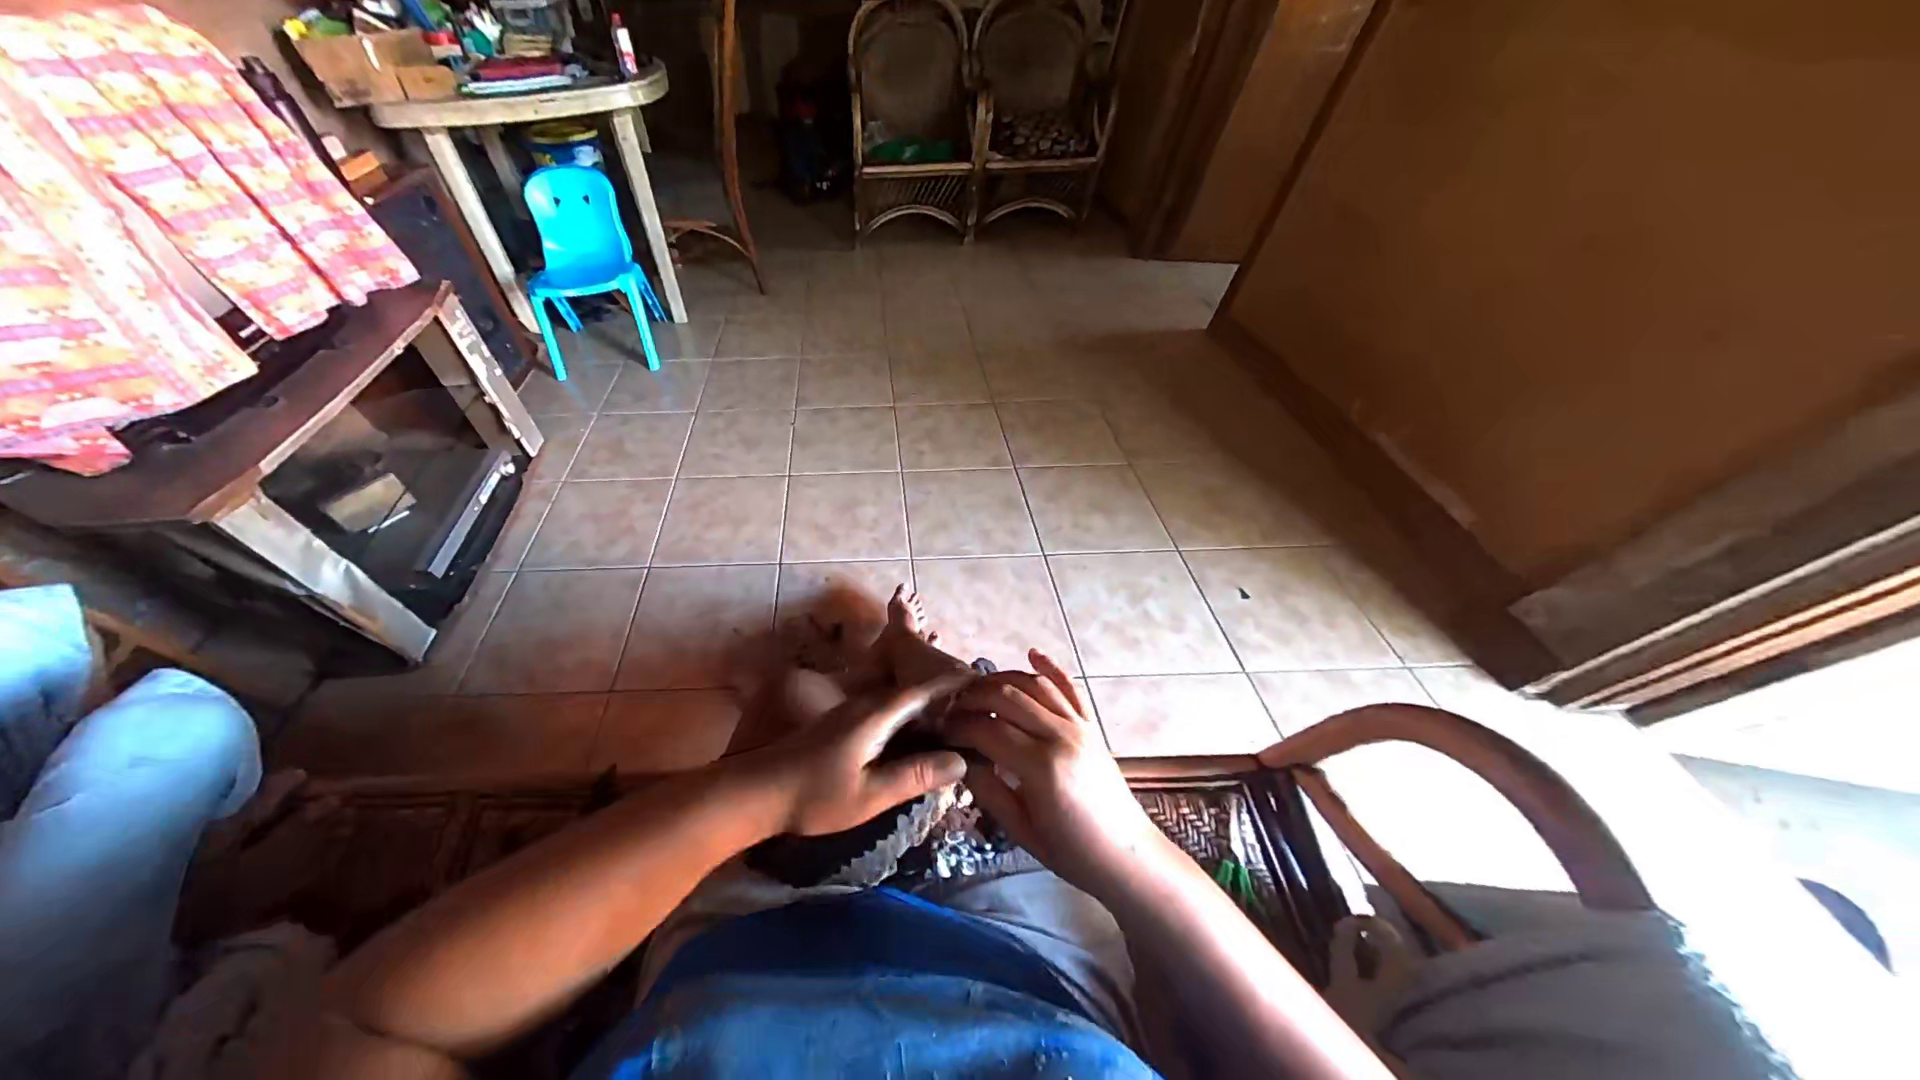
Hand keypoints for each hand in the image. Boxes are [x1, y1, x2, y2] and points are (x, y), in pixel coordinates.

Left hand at [759, 671, 973, 835]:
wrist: (757, 792)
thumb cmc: (814, 795)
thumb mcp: (870, 794)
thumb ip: (915, 775)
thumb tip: (960, 760)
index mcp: (876, 714)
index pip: (924, 689)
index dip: (954, 685)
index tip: (982, 683)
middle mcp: (866, 704)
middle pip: (914, 690)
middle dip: (946, 694)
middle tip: (979, 707)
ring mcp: (852, 712)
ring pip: (899, 700)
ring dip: (927, 705)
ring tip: (956, 720)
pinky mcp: (842, 724)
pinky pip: (886, 711)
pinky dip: (909, 717)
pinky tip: (917, 736)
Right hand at [946, 650, 1169, 897]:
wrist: (1126, 856)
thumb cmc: (1071, 852)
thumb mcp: (1020, 829)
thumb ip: (987, 789)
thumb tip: (960, 758)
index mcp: (1040, 767)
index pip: (987, 729)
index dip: (958, 725)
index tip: (941, 728)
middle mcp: (1061, 736)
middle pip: (1007, 696)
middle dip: (973, 696)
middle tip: (951, 707)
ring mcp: (1079, 726)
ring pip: (1034, 685)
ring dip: (1002, 678)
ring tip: (976, 688)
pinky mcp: (1091, 725)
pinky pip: (1070, 688)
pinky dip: (1051, 668)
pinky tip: (1032, 654)